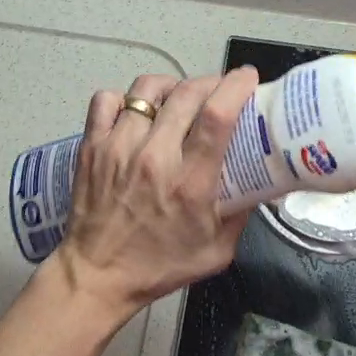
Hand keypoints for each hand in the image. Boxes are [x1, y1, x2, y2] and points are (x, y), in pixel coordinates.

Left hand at [51, 68, 260, 323]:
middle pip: (187, 93)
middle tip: (220, 90)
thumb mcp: (217, 251)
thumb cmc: (159, 266)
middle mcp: (154, 156)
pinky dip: (126, 98)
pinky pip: (107, 99)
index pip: (217, 115)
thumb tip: (263, 180)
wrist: (96, 277)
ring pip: (148, 89)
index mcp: (190, 182)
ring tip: (179, 98)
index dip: (236, 86)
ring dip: (172, 86)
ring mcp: (119, 147)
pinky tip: (138, 111)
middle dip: (211, 81)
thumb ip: (242, 213)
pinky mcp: (92, 146)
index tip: (248, 77)